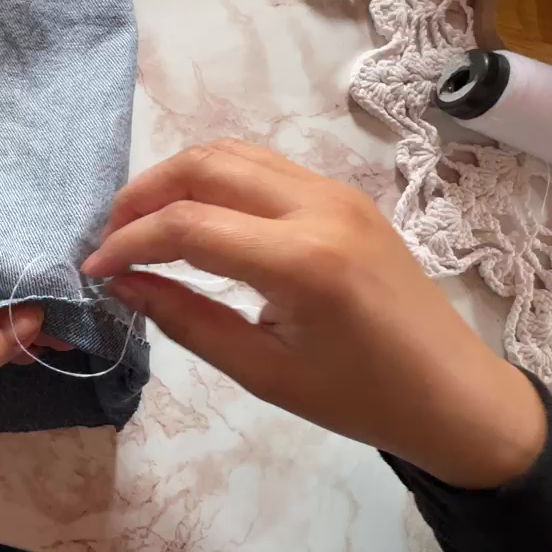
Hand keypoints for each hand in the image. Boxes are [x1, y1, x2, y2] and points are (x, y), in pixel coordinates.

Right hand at [81, 140, 545, 488]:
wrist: (457, 395)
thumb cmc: (360, 398)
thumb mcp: (261, 371)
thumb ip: (184, 319)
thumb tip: (122, 283)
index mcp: (303, 261)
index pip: (188, 226)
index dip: (129, 242)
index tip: (94, 268)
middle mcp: (317, 206)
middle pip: (203, 166)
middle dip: (142, 195)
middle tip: (112, 237)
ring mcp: (333, 190)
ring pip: (229, 153)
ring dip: (173, 178)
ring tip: (142, 222)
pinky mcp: (339, 192)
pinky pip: (258, 164)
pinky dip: (210, 177)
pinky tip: (192, 213)